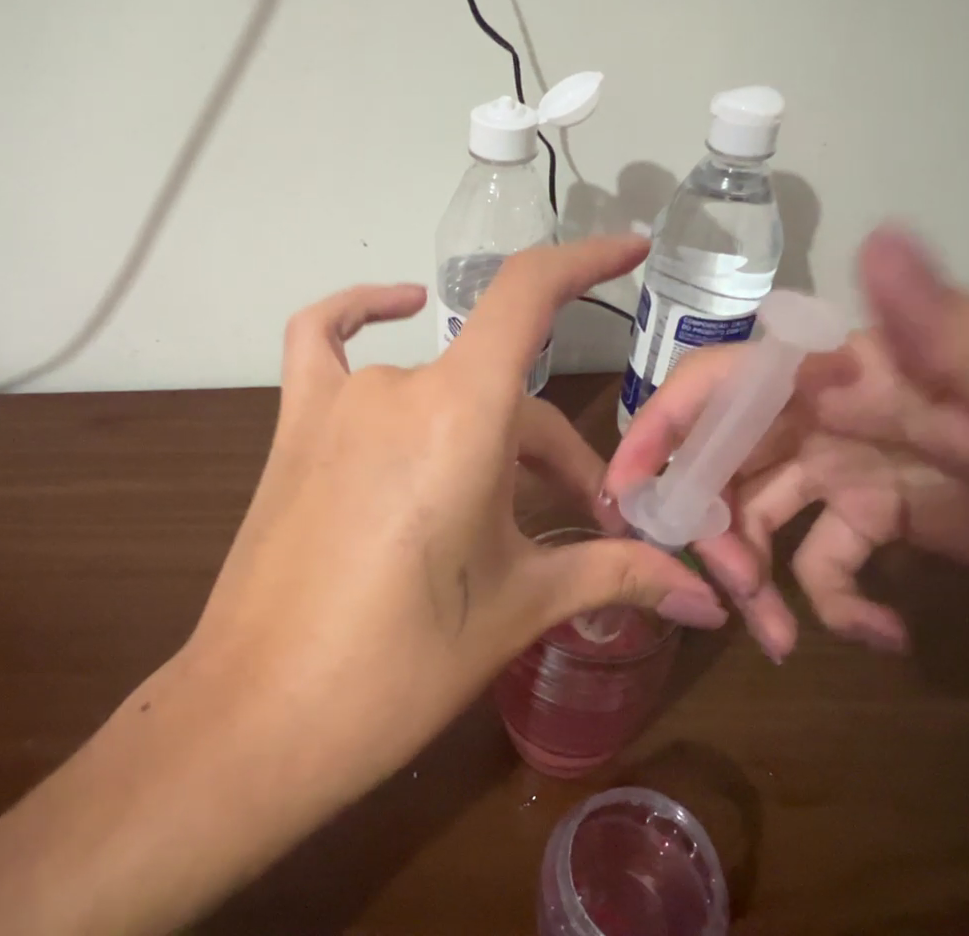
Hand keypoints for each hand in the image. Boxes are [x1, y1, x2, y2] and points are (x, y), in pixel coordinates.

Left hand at [0, 236, 725, 935]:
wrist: (262, 717)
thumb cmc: (401, 668)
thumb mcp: (517, 610)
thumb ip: (615, 576)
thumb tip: (707, 599)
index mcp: (461, 416)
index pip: (528, 297)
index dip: (586, 261)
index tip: (630, 252)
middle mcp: (398, 387)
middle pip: (505, 392)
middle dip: (557, 457)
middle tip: (589, 529)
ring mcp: (337, 404)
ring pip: (442, 393)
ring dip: (491, 438)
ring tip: (514, 512)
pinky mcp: (293, 429)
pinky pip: (322, 343)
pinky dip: (359, 314)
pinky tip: (397, 310)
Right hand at [607, 226, 968, 660]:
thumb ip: (940, 326)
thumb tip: (875, 233)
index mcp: (851, 369)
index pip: (730, 381)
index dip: (667, 424)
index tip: (625, 485)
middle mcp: (833, 411)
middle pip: (727, 459)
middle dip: (709, 524)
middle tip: (724, 592)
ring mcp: (850, 467)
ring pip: (759, 512)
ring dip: (756, 573)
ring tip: (781, 640)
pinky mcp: (875, 519)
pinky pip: (821, 559)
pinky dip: (834, 599)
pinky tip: (882, 632)